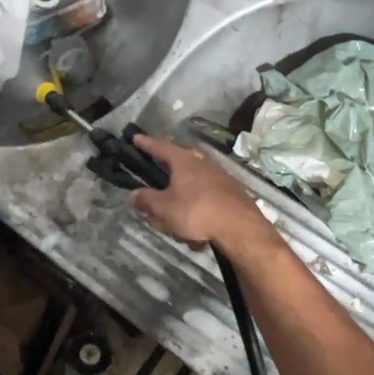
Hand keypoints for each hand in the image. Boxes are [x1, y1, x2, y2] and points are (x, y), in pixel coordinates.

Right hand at [128, 134, 269, 249]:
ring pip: (189, 192)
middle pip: (176, 172)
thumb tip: (133, 194)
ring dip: (179, 210)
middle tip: (152, 204)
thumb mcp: (164, 208)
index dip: (146, 144)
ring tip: (175, 230)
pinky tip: (196, 236)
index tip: (136, 138)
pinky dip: (196, 217)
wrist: (240, 227)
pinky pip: (204, 204)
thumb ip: (146, 200)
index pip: (160, 147)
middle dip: (162, 190)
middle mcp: (202, 164)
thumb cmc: (196, 211)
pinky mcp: (230, 195)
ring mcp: (219, 179)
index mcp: (184, 161)